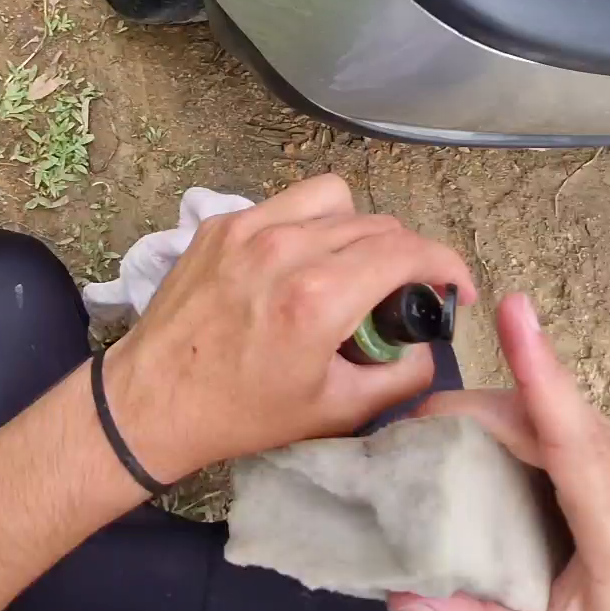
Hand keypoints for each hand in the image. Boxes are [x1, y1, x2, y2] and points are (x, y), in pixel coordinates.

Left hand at [102, 174, 476, 481]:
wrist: (155, 397)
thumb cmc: (244, 411)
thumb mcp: (337, 409)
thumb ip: (403, 374)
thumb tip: (429, 343)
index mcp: (319, 296)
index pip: (408, 250)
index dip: (447, 264)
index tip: (454, 287)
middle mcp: (286, 247)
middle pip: (378, 224)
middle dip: (406, 255)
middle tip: (400, 292)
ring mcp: (249, 227)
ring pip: (335, 198)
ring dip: (359, 228)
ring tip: (349, 266)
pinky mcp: (222, 223)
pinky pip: (286, 203)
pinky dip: (309, 224)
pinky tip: (297, 260)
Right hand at [387, 294, 609, 610]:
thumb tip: (402, 594)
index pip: (574, 439)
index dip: (540, 371)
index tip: (515, 311)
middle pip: (539, 412)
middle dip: (468, 410)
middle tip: (408, 442)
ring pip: (545, 406)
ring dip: (485, 412)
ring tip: (436, 446)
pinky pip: (556, 414)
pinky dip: (511, 418)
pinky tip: (483, 448)